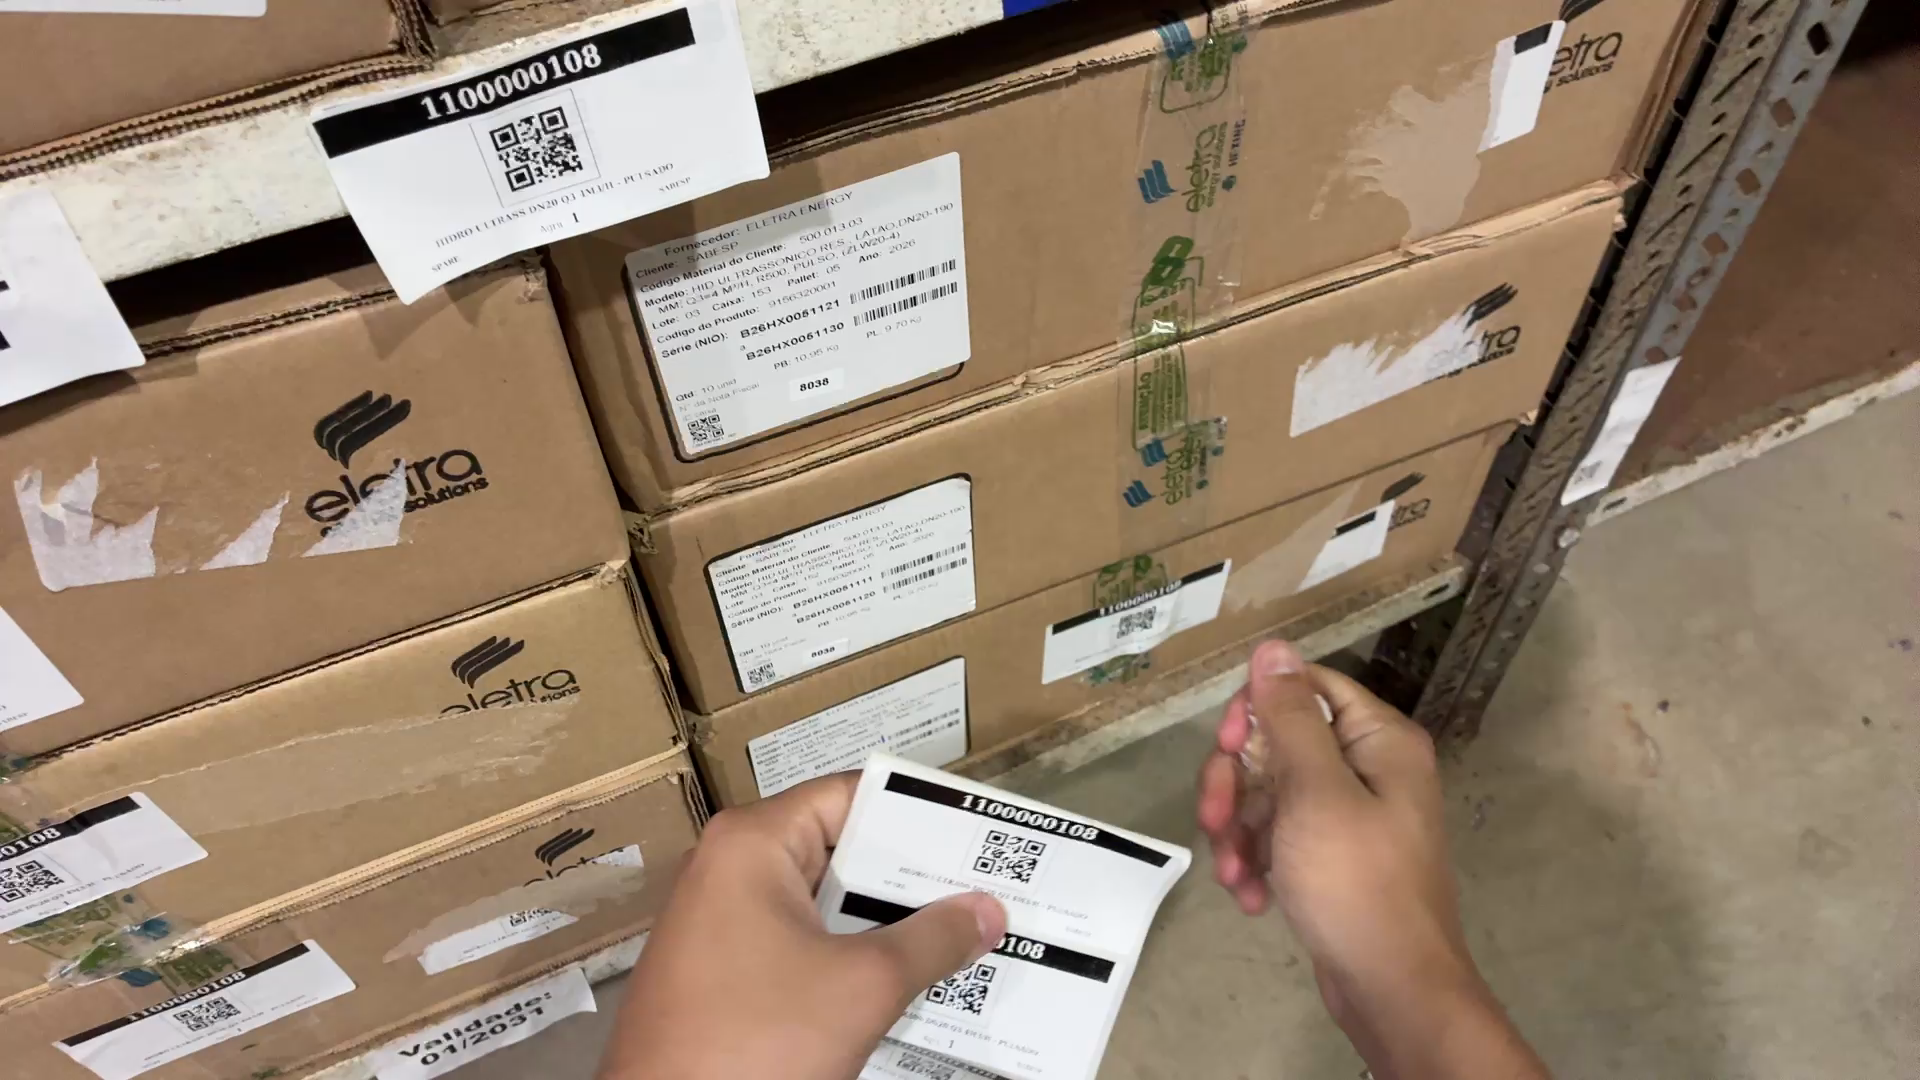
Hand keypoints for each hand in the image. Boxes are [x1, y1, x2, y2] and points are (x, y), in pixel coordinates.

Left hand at [599, 773, 1006, 1079]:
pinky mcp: (720, 967)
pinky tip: (899, 967)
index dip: (913, 812)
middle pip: (837, 845)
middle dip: (905, 871)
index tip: (969, 832)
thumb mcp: (862, 987)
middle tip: (976, 881)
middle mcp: (731, 864)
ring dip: (880, 915)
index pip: (850, 796)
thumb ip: (933, 940)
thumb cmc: (755, 1043)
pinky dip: (846, 947)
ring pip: (820, 897)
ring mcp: (720, 918)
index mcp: (753, 841)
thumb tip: (990, 911)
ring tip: (954, 922)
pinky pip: (798, 936)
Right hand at [1196, 640, 1548, 1079]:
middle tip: (1213, 818)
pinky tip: (1250, 893)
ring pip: (1265, 788)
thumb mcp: (1314, 791)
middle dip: (1235, 783)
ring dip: (1236, 827)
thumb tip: (1273, 645)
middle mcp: (1363, 766)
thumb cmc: (1356, 883)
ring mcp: (1343, 811)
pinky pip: (1274, 830)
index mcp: (1375, 740)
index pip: (1304, 686)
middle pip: (1274, 740)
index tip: (1229, 744)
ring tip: (1232, 872)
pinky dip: (1254, 856)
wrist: (1392, 995)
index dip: (1257, 707)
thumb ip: (1290, 715)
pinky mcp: (1326, 850)